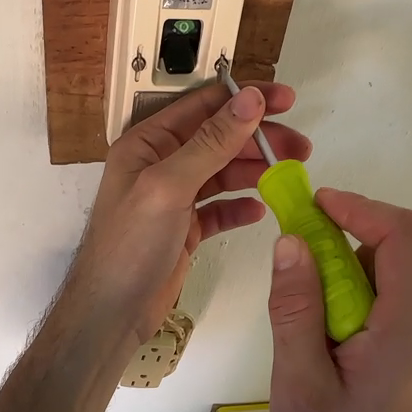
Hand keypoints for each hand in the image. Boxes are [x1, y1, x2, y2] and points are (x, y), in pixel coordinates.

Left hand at [68, 82, 312, 338]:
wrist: (112, 311)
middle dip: (259, 139)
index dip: (245, 100)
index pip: (202, 106)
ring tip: (287, 177)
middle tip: (298, 148)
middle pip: (218, 139)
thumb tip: (248, 99)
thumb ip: (211, 142)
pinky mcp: (184, 230)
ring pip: (223, 173)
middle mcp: (159, 166)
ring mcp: (172, 199)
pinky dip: (240, 207)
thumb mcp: (168, 186)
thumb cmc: (127, 248)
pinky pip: (219, 209)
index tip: (286, 101)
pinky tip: (258, 211)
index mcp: (146, 144)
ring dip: (255, 172)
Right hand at [265, 190, 411, 411]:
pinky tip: (330, 347)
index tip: (312, 206)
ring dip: (349, 283)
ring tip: (306, 326)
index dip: (360, 208)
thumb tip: (291, 243)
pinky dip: (362, 309)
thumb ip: (297, 309)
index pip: (405, 237)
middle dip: (344, 249)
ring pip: (397, 286)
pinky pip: (399, 313)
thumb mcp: (299, 383)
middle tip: (293, 269)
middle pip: (401, 257)